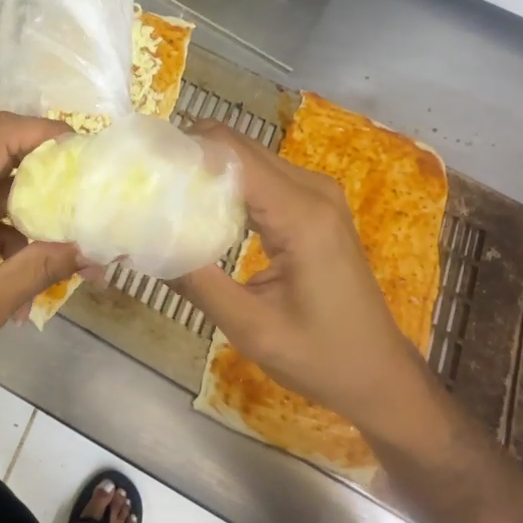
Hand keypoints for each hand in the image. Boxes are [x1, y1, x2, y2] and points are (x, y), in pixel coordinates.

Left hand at [0, 112, 85, 430]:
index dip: (41, 132)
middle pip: (1, 162)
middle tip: (93, 197)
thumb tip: (90, 246)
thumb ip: (36, 270)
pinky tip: (35, 283)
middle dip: (49, 177)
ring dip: (35, 219)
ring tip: (77, 252)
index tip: (87, 148)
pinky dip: (13, 242)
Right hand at [170, 121, 429, 430]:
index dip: (185, 151)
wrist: (380, 375)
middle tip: (147, 186)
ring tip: (165, 196)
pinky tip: (200, 210)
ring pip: (246, 157)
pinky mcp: (313, 204)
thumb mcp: (251, 329)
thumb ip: (197, 283)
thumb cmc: (321, 357)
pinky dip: (226, 184)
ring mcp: (316, 193)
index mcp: (301, 214)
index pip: (233, 153)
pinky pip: (260, 175)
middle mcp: (312, 190)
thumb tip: (142, 244)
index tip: (144, 170)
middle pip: (238, 147)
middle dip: (189, 157)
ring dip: (206, 169)